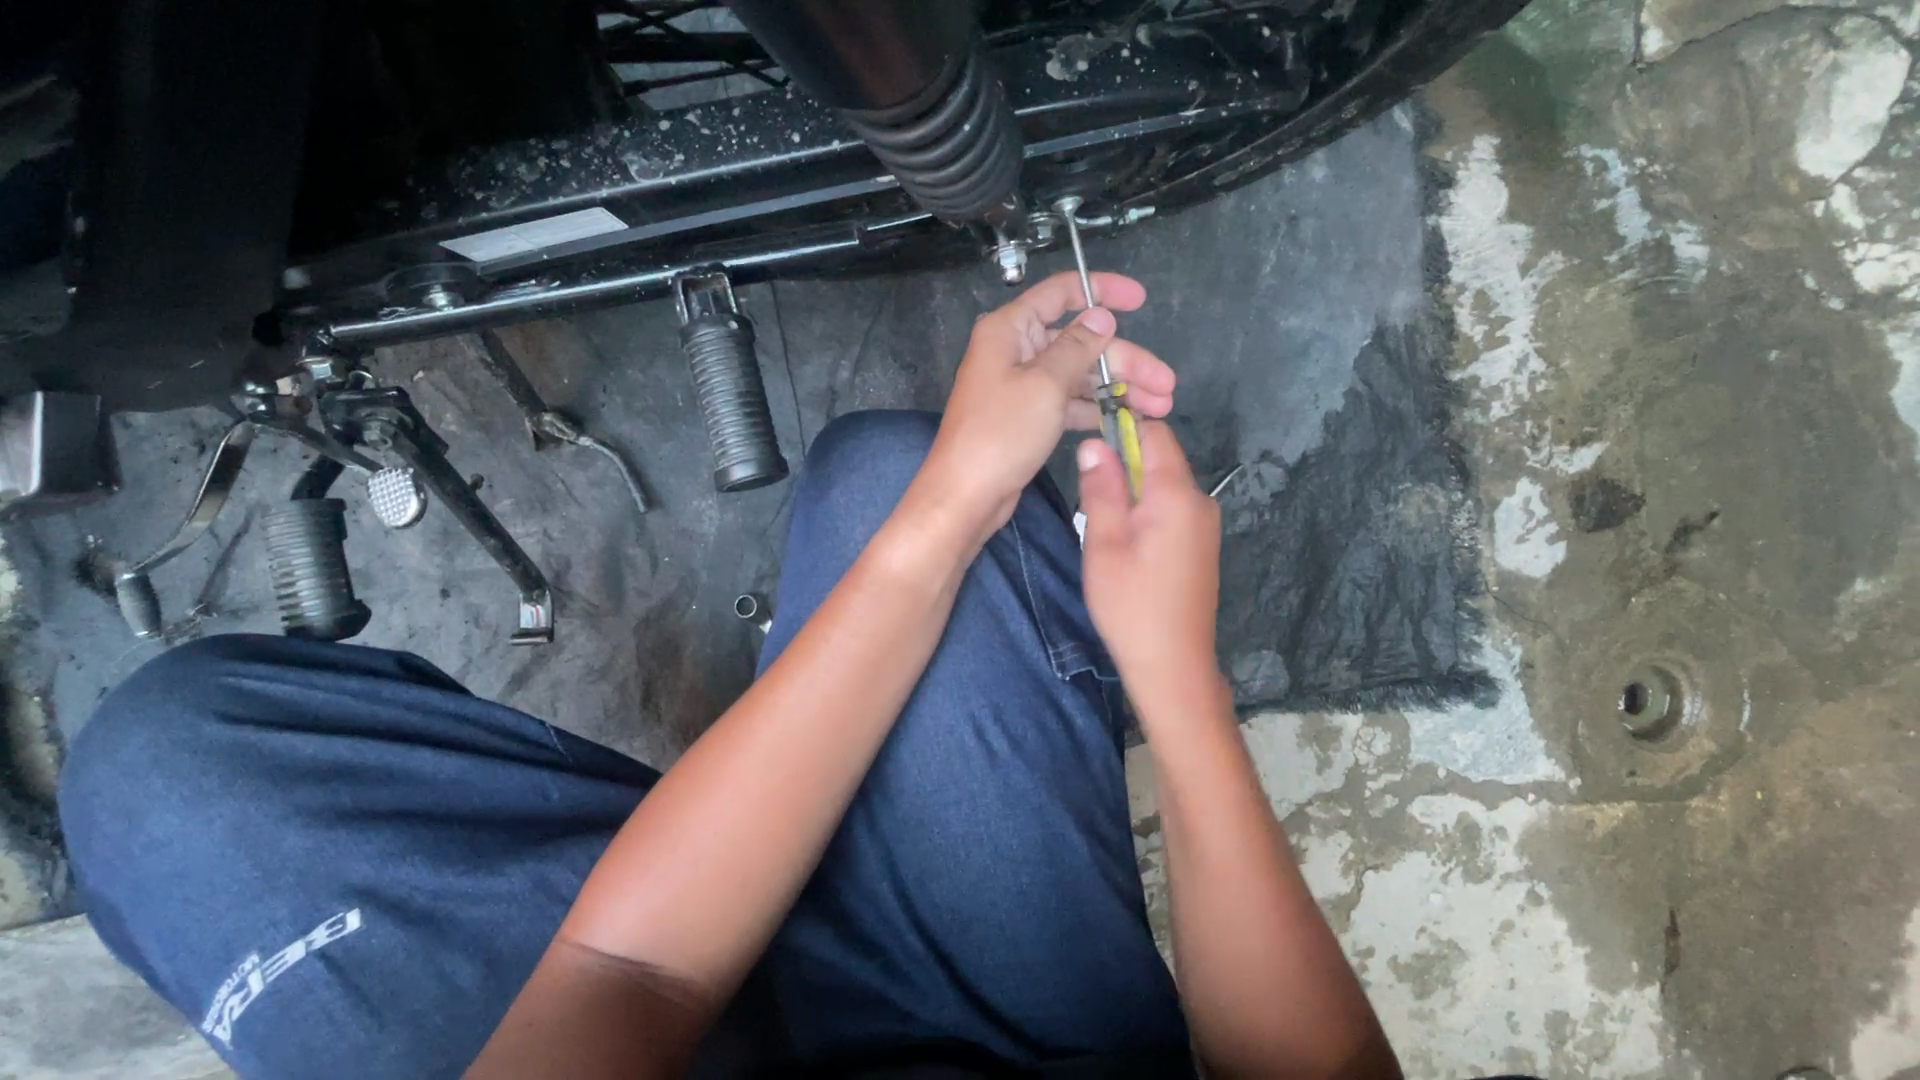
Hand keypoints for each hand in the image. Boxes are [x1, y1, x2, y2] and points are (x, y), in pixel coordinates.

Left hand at [917, 271, 1175, 537]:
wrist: (966, 495)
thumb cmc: (1000, 433)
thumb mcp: (1045, 384)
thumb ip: (1078, 347)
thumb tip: (1102, 316)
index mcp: (1010, 329)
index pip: (1060, 293)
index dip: (1103, 290)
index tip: (1140, 299)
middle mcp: (1015, 351)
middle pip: (1080, 342)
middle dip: (1126, 360)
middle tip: (1166, 383)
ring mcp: (1022, 386)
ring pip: (1079, 375)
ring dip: (1118, 388)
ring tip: (1160, 406)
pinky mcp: (1029, 418)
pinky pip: (1069, 403)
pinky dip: (1096, 409)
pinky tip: (1127, 420)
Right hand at [1078, 421, 1222, 703]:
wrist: (1173, 665)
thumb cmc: (1131, 604)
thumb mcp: (1104, 543)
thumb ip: (1101, 489)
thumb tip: (1094, 443)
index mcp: (1177, 494)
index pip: (1155, 434)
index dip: (1121, 432)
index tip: (1091, 454)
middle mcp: (1200, 502)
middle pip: (1159, 461)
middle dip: (1123, 470)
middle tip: (1091, 504)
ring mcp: (1206, 526)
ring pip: (1163, 489)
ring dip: (1132, 497)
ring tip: (1106, 533)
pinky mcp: (1202, 547)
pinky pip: (1172, 512)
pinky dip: (1147, 517)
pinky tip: (1127, 550)